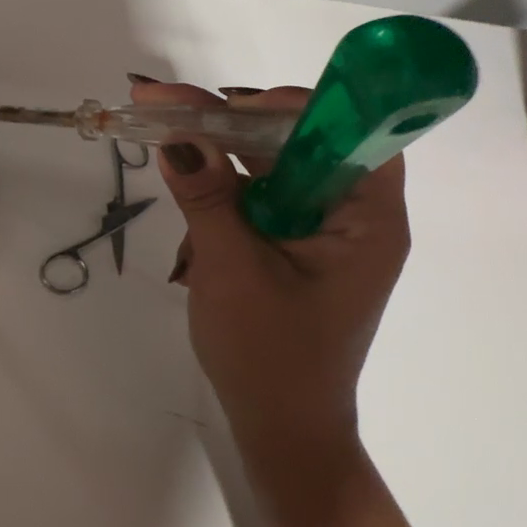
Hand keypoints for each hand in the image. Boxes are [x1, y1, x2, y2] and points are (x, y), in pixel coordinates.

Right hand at [131, 80, 411, 453]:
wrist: (278, 424)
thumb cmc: (271, 353)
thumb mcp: (233, 269)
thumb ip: (207, 199)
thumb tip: (178, 135)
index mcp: (366, 220)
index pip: (351, 135)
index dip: (297, 107)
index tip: (231, 102)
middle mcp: (348, 215)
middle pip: (299, 143)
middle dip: (233, 121)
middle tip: (165, 102)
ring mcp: (316, 230)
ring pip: (271, 165)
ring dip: (218, 146)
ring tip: (160, 122)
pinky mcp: (286, 243)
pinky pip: (255, 195)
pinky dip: (217, 180)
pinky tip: (180, 169)